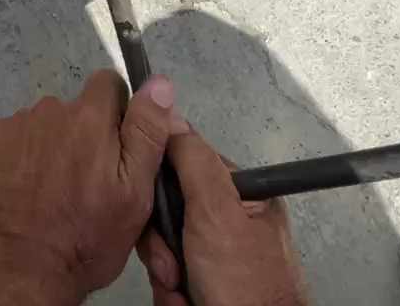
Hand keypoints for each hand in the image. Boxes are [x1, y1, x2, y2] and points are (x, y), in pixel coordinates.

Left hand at [0, 70, 181, 303]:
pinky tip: (31, 185)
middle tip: (90, 179)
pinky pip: (22, 135)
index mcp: (90, 116)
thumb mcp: (134, 192)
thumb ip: (146, 131)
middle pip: (79, 108)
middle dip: (88, 133)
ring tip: (58, 187)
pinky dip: (29, 152)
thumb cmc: (87, 235)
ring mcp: (20, 122)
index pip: (109, 84)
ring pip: (50, 123)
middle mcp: (53, 108)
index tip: (118, 145)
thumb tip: (159, 82)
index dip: (119, 111)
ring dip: (58, 143)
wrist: (22, 263)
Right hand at [138, 132, 307, 305]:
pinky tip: (183, 302)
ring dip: (164, 270)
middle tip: (172, 264)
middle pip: (169, 207)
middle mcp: (229, 221)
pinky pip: (170, 275)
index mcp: (242, 195)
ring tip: (179, 289)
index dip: (160, 180)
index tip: (154, 205)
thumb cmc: (245, 283)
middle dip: (161, 239)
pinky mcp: (204, 285)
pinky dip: (171, 292)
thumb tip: (168, 113)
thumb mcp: (218, 212)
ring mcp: (217, 256)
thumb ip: (192, 160)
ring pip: (164, 244)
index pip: (183, 161)